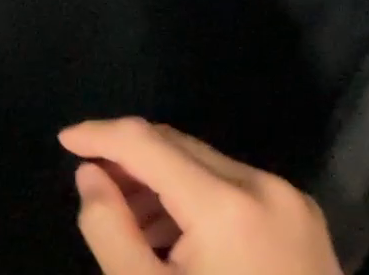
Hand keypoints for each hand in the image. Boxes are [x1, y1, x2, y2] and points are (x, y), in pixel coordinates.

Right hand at [58, 117, 342, 274]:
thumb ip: (107, 228)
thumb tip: (91, 175)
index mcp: (227, 205)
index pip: (144, 141)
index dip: (97, 135)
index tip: (63, 141)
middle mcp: (264, 187)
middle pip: (174, 145)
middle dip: (127, 157)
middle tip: (94, 186)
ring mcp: (292, 205)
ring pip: (201, 163)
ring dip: (158, 177)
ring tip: (130, 218)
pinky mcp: (305, 224)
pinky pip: (232, 186)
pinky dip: (192, 195)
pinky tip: (174, 234)